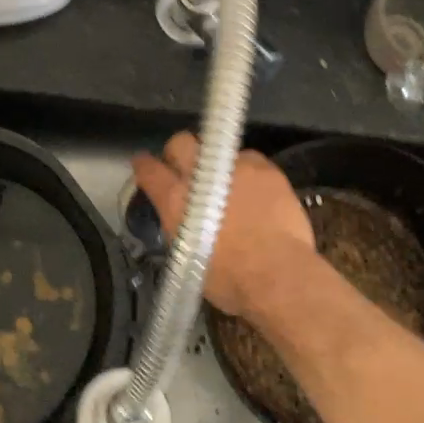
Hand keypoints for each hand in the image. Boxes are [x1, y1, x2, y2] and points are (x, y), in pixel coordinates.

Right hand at [130, 131, 316, 319]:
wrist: (278, 275)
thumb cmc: (230, 280)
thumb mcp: (188, 258)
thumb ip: (179, 226)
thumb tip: (181, 218)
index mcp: (176, 201)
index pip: (149, 170)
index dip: (144, 166)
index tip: (144, 165)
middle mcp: (203, 175)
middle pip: (180, 142)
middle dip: (179, 152)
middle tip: (186, 169)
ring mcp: (237, 167)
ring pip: (219, 151)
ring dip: (219, 166)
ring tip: (231, 186)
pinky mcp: (266, 168)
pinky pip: (250, 159)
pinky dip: (248, 172)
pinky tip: (257, 191)